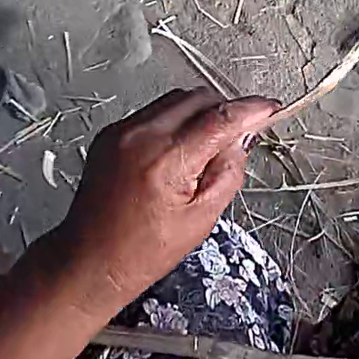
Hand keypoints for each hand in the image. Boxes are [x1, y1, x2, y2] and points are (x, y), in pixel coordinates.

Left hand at [51, 89, 278, 317]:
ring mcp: (122, 129)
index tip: (270, 107)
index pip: (219, 119)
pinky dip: (177, 120)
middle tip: (237, 136)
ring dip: (201, 112)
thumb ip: (228, 173)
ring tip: (206, 147)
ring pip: (177, 98)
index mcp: (166, 161)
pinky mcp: (112, 131)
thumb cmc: (144, 251)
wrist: (88, 260)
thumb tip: (242, 139)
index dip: (250, 109)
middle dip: (225, 110)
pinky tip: (178, 149)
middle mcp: (141, 135)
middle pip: (199, 98)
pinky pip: (156, 110)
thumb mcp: (201, 220)